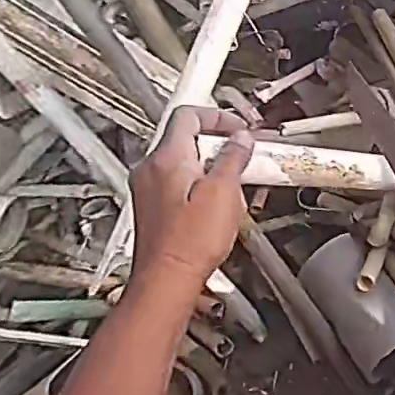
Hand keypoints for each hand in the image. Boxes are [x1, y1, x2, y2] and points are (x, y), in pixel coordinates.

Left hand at [129, 106, 253, 285]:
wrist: (168, 279)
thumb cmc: (190, 242)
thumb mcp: (224, 192)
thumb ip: (233, 159)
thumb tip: (241, 140)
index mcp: (167, 159)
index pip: (189, 116)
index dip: (219, 117)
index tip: (240, 129)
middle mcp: (151, 169)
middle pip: (187, 137)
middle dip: (221, 143)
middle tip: (244, 154)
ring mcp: (150, 188)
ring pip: (185, 159)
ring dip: (213, 163)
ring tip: (237, 181)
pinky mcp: (155, 205)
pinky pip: (180, 180)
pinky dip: (203, 181)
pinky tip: (221, 200)